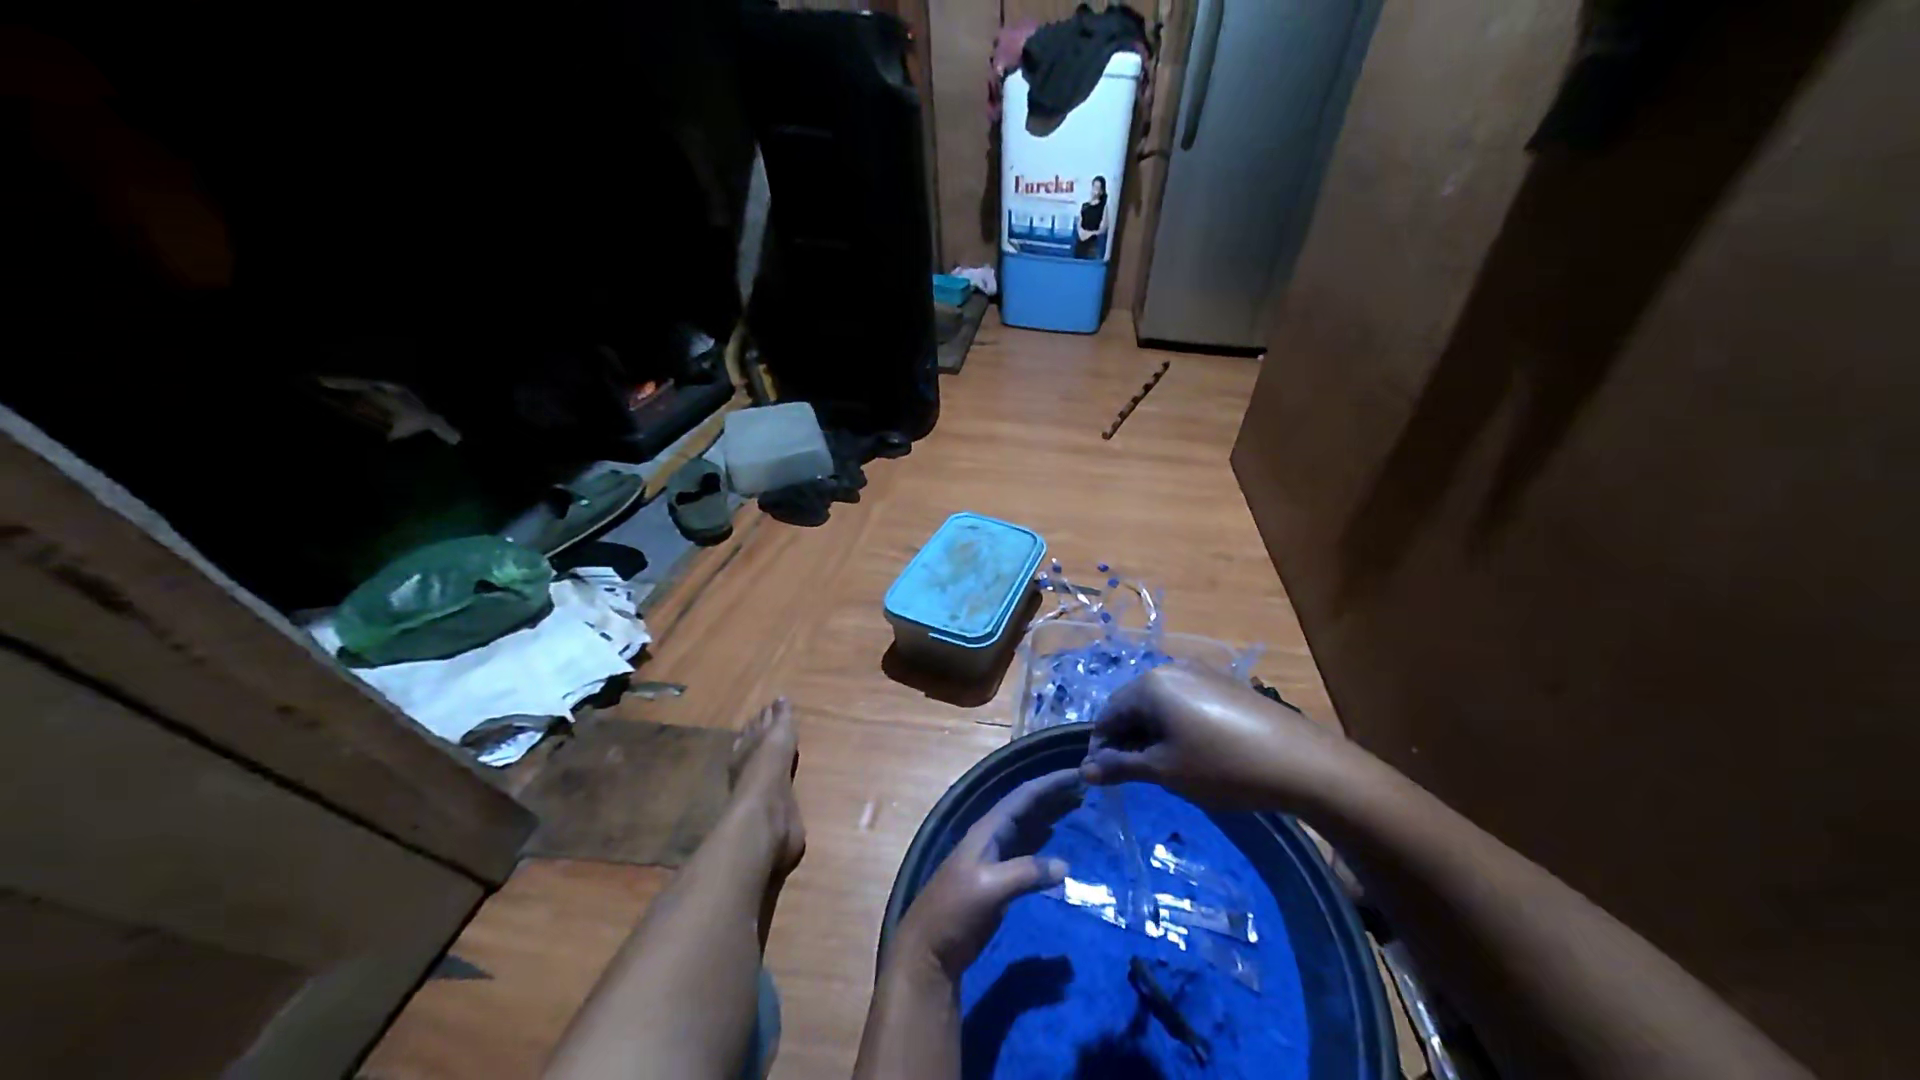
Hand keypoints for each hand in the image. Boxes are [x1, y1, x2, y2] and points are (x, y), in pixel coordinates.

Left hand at [893, 769, 1082, 977]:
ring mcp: (995, 859)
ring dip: (1052, 818)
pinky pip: (1028, 854)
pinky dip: (1046, 847)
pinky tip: (1061, 849)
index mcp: (987, 830)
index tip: (1079, 774)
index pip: (1023, 796)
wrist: (930, 949)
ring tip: (1080, 809)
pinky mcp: (1000, 881)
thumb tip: (1065, 865)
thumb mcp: (990, 888)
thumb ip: (1026, 873)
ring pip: (1029, 829)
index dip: (1050, 783)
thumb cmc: (954, 911)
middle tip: (1087, 789)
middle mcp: (992, 837)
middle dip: (1055, 796)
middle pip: (1028, 808)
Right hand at [1082, 663, 1358, 811]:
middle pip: (1133, 705)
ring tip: (1161, 768)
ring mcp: (1203, 673)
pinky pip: (1186, 703)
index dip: (1100, 747)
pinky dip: (1177, 726)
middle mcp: (1172, 668)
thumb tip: (1085, 770)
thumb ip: (1121, 766)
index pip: (1108, 713)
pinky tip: (1192, 752)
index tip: (1101, 778)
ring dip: (1151, 733)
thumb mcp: (1165, 770)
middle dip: (1126, 739)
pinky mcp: (1227, 685)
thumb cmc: (1222, 767)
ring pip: (1161, 704)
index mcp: (1151, 684)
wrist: (1303, 763)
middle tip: (1130, 776)